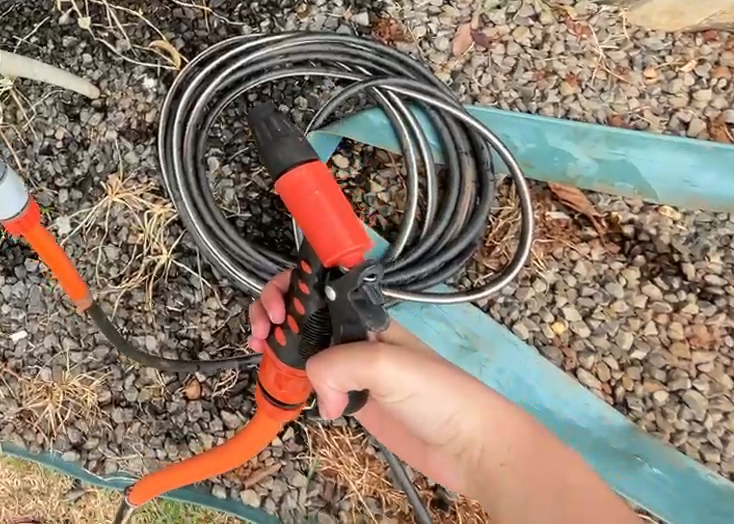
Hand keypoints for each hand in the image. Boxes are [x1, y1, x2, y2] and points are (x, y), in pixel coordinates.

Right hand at [246, 271, 538, 496]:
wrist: (473, 447)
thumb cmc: (437, 392)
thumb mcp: (383, 364)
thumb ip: (336, 365)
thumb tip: (317, 393)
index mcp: (358, 314)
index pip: (312, 286)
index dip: (286, 289)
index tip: (275, 311)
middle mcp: (349, 333)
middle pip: (298, 311)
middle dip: (271, 313)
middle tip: (260, 333)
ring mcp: (348, 366)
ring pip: (298, 344)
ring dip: (274, 344)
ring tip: (261, 352)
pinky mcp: (350, 399)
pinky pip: (311, 381)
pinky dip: (292, 380)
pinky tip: (287, 385)